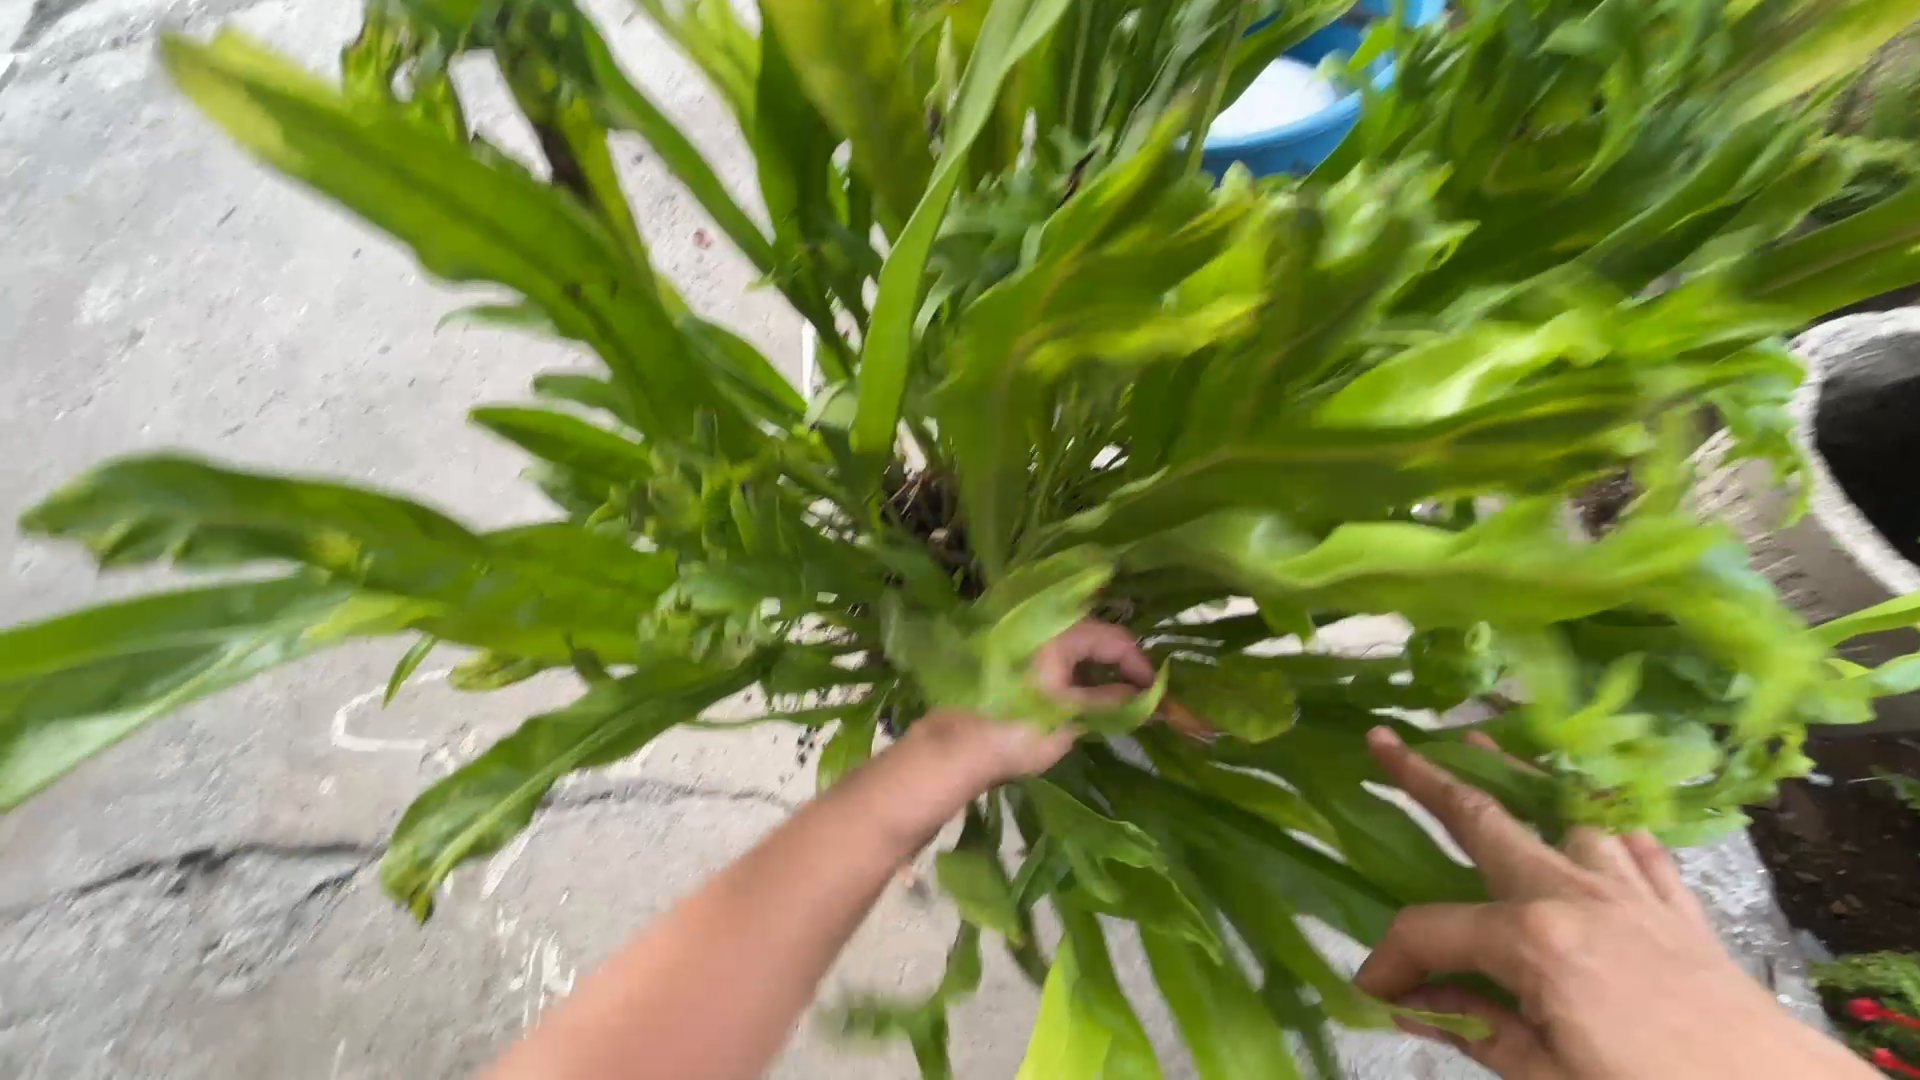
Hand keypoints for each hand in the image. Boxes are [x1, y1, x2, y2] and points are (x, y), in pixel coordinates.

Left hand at [907, 620, 1161, 788]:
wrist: (956, 749)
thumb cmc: (1018, 730)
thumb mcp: (1072, 717)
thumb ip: (1113, 702)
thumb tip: (1151, 698)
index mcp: (1057, 633)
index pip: (1114, 638)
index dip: (1140, 664)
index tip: (1158, 694)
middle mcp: (1041, 629)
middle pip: (1095, 637)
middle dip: (1122, 665)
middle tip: (1141, 696)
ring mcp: (1025, 643)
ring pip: (1075, 648)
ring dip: (1099, 670)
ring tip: (1119, 701)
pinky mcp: (1014, 662)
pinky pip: (1056, 659)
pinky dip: (1076, 675)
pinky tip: (1086, 699)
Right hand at [1357, 726, 1873, 1079]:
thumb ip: (1476, 1030)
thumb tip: (1403, 1006)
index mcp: (1531, 940)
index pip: (1428, 934)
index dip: (1391, 962)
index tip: (1372, 992)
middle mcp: (1571, 894)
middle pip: (1481, 820)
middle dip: (1423, 777)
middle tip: (1382, 740)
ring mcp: (1629, 895)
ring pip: (1560, 814)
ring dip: (1514, 778)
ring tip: (1481, 746)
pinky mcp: (1679, 912)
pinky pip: (1637, 851)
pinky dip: (1606, 832)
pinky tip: (1591, 827)